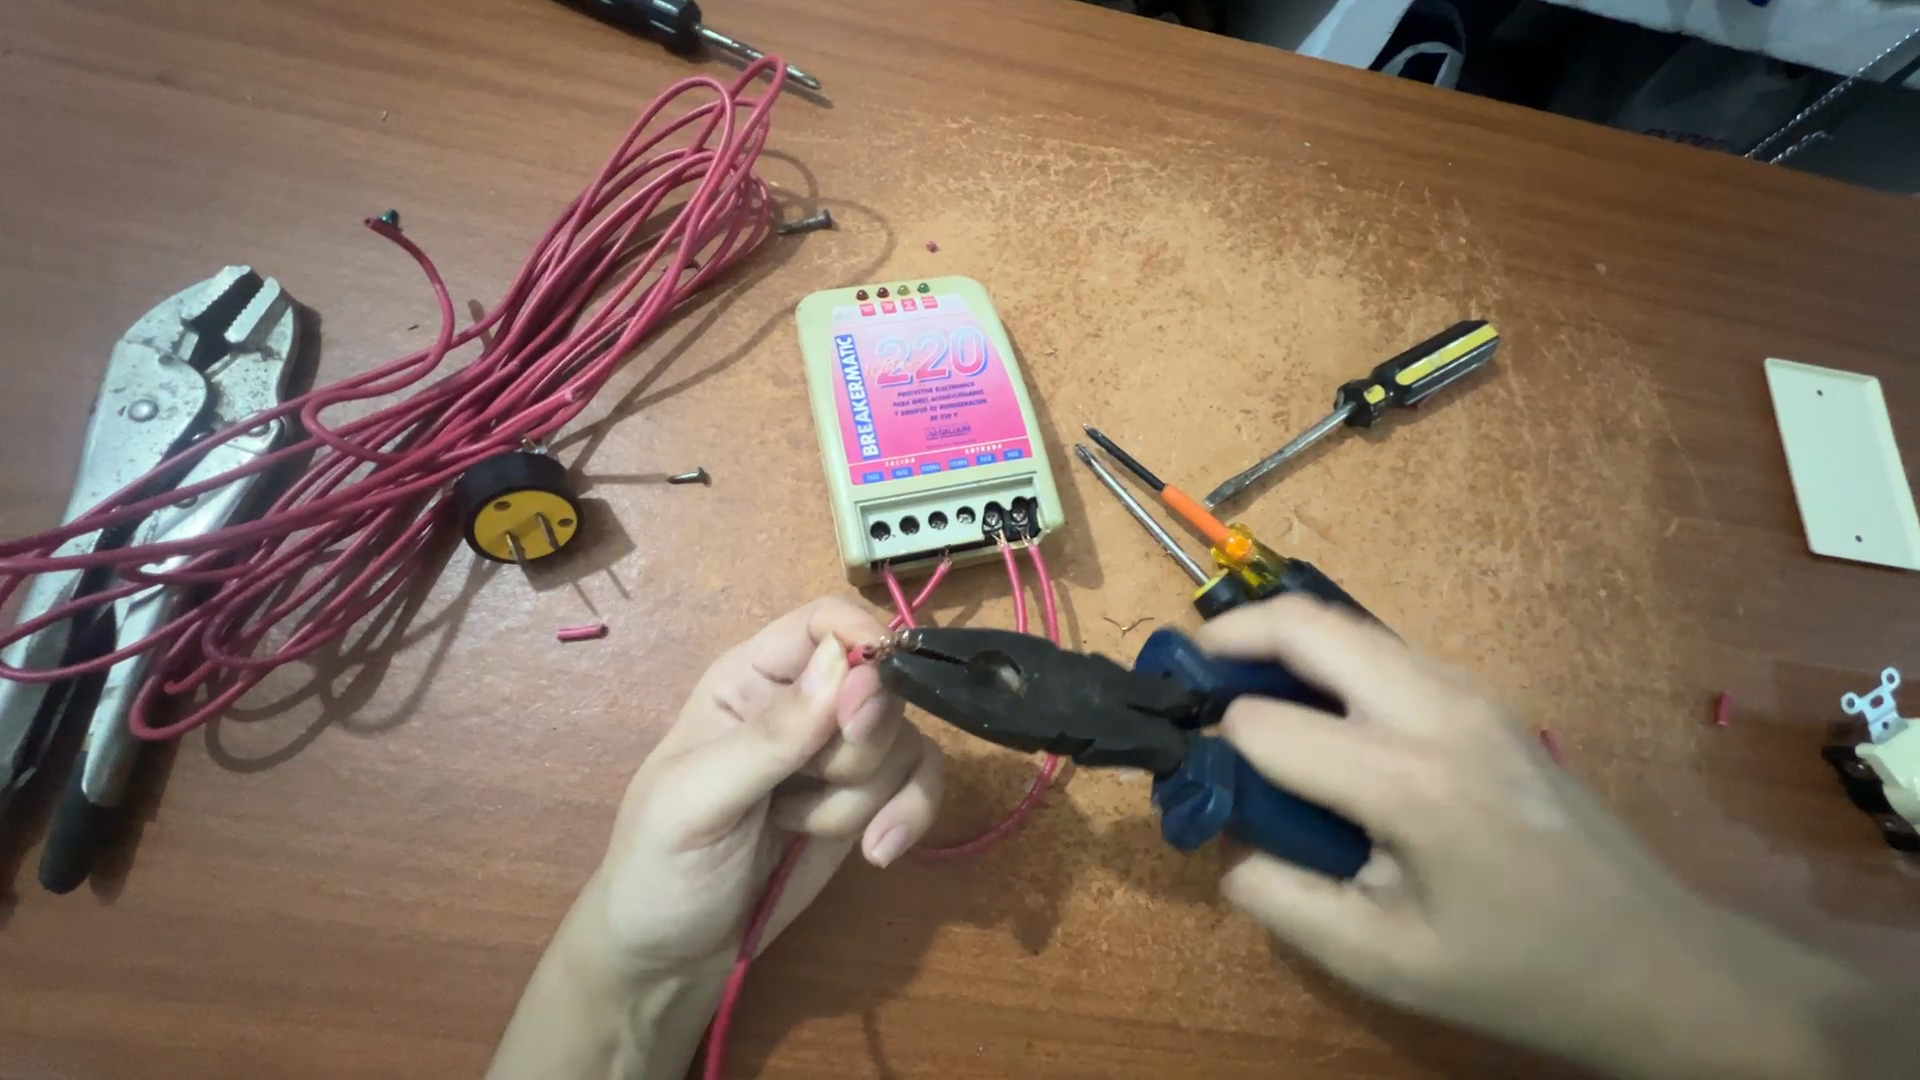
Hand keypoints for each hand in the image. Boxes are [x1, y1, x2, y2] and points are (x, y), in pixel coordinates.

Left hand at [490, 596, 943, 1079]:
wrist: (676, 956)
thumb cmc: (662, 865)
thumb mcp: (697, 798)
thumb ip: (771, 734)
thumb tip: (846, 663)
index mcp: (752, 677)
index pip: (826, 620)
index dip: (861, 640)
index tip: (864, 702)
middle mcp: (806, 701)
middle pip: (878, 682)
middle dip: (857, 744)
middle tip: (812, 783)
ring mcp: (841, 751)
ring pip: (903, 738)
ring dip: (861, 796)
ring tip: (800, 828)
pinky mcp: (869, 797)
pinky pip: (923, 778)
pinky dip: (911, 813)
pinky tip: (876, 853)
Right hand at [1199, 595, 1870, 1079]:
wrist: (1665, 964)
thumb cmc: (1518, 971)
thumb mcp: (1383, 963)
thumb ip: (1280, 898)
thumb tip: (1223, 843)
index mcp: (1409, 783)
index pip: (1265, 725)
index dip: (1213, 743)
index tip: (1191, 769)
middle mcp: (1436, 709)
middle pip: (1303, 625)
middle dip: (1227, 637)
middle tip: (1186, 675)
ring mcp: (1464, 689)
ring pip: (1340, 622)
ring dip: (1272, 638)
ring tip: (1231, 679)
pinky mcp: (1476, 691)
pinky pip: (1373, 644)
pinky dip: (1318, 652)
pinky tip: (1305, 700)